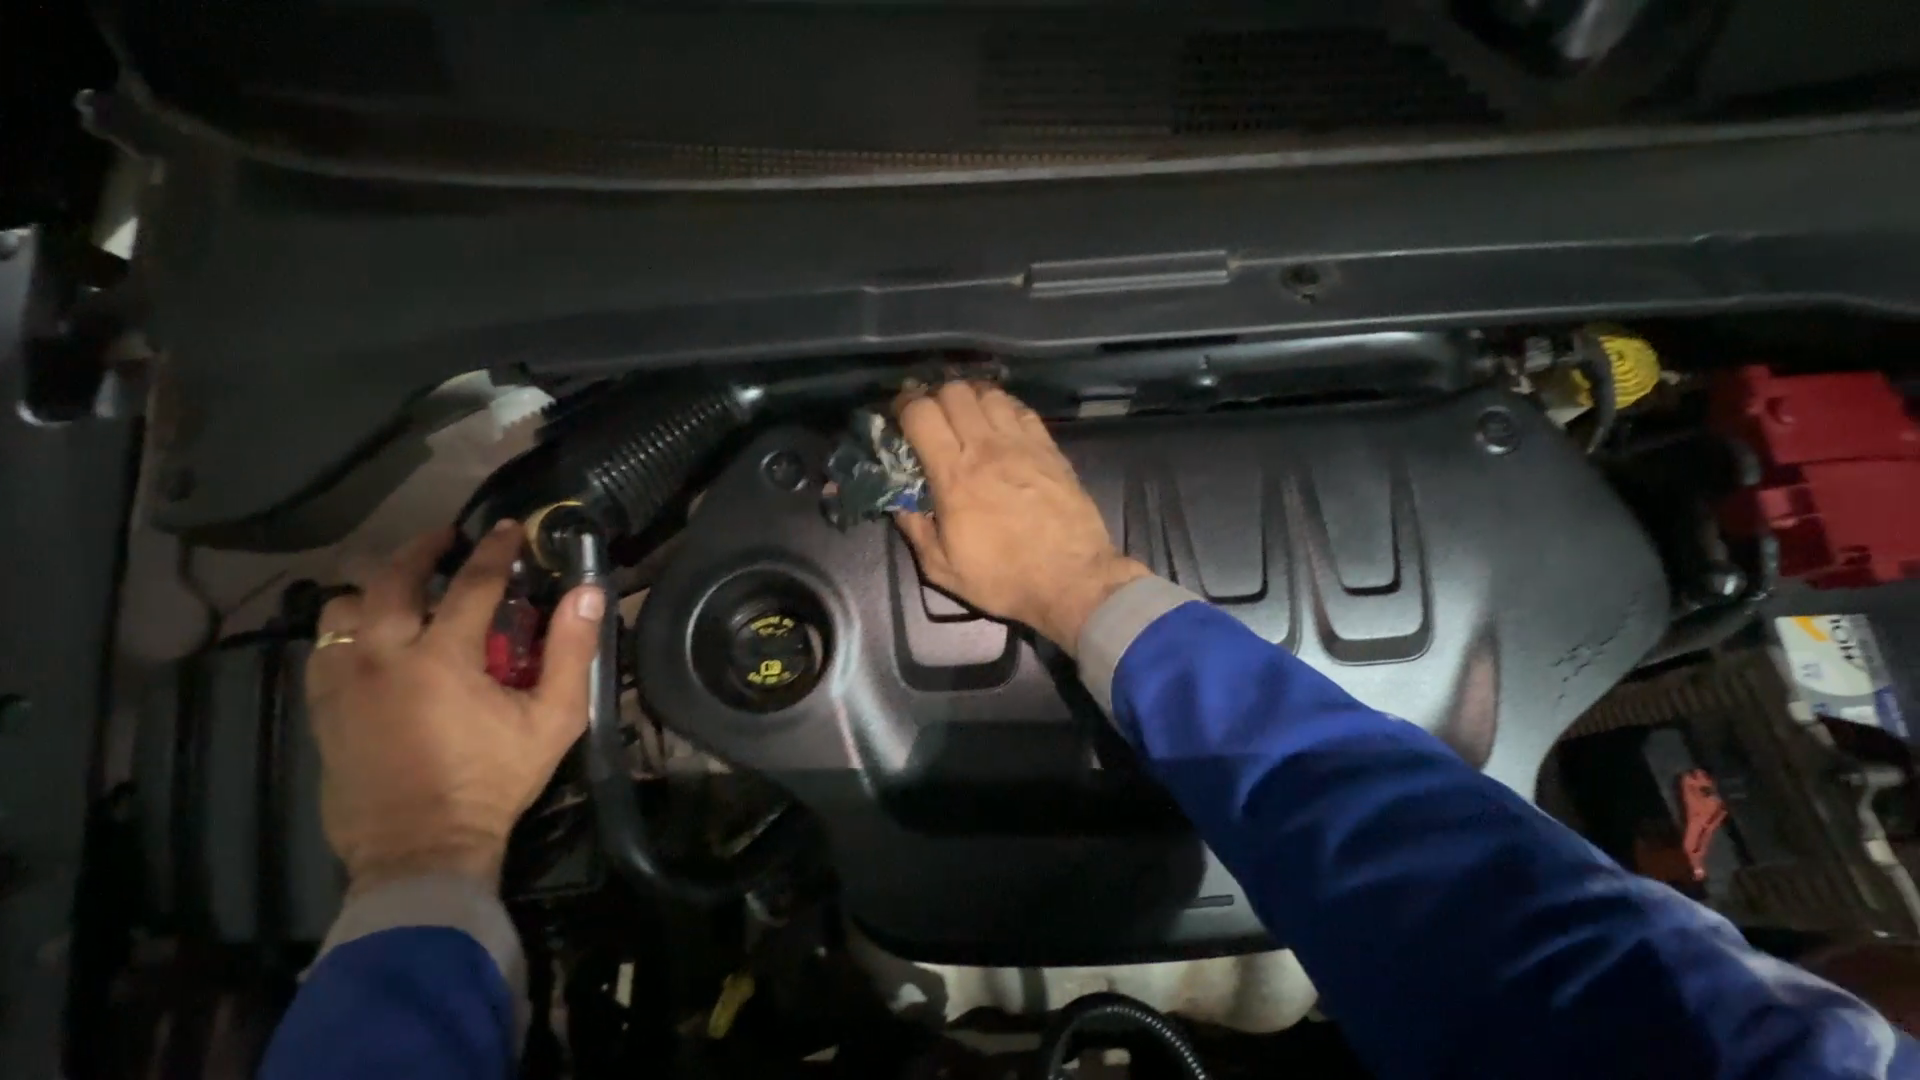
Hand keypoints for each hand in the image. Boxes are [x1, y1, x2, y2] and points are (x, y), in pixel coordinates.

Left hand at [307, 522, 605, 893]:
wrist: (422, 850)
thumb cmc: (494, 781)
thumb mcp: (554, 719)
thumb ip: (572, 651)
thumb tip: (588, 592)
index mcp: (442, 657)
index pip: (472, 583)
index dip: (495, 550)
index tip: (509, 528)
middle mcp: (383, 657)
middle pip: (389, 580)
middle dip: (421, 550)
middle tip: (446, 539)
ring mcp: (343, 683)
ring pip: (340, 610)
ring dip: (372, 590)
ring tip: (401, 591)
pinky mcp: (322, 709)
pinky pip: (321, 649)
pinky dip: (346, 630)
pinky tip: (371, 639)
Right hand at [894, 381, 1149, 653]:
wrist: (1072, 581)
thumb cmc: (1003, 579)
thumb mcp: (942, 568)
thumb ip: (915, 530)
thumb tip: (898, 502)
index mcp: (954, 475)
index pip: (921, 413)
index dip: (903, 405)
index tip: (898, 415)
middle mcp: (987, 448)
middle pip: (954, 391)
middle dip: (934, 395)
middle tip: (930, 415)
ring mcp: (1022, 444)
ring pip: (989, 393)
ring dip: (970, 397)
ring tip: (964, 414)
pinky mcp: (1050, 448)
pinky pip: (1021, 408)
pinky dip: (1002, 406)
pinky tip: (999, 422)